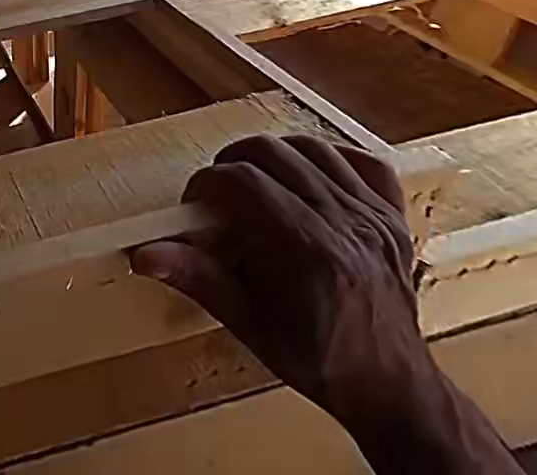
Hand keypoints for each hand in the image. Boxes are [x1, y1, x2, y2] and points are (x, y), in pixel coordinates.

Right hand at [133, 135, 518, 473]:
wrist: (392, 388)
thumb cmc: (315, 358)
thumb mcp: (247, 323)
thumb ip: (197, 278)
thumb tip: (144, 254)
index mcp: (307, 249)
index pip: (244, 181)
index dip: (208, 182)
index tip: (195, 203)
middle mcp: (343, 223)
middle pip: (274, 152)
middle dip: (233, 160)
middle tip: (219, 188)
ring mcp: (374, 216)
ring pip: (313, 148)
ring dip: (275, 153)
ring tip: (255, 177)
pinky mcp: (393, 216)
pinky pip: (364, 162)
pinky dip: (331, 158)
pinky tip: (309, 173)